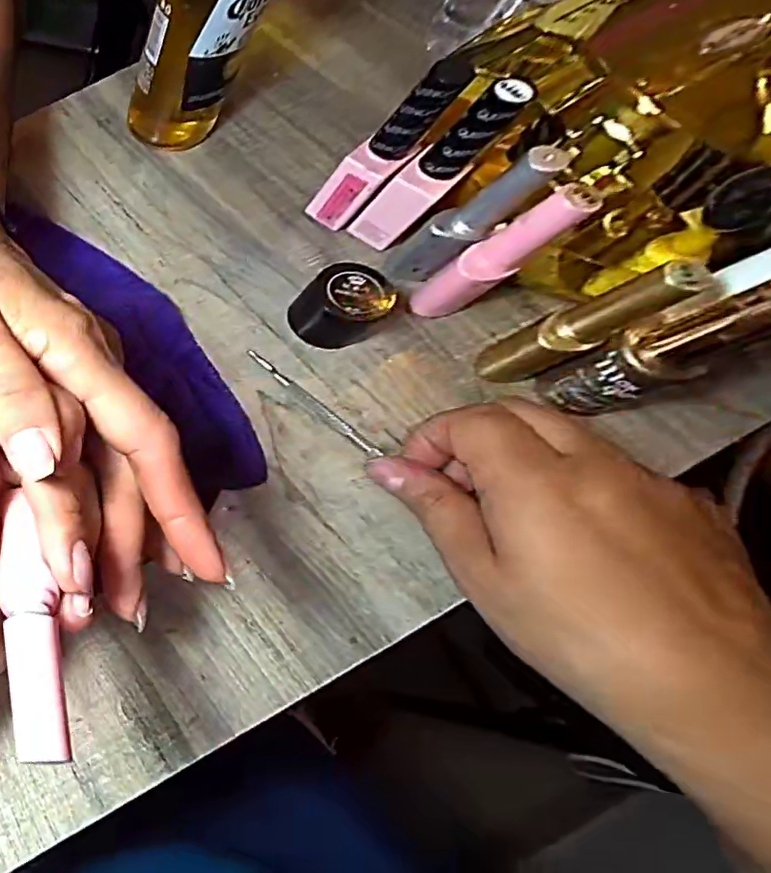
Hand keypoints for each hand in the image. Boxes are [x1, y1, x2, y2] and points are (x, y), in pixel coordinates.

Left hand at [0, 188, 226, 620]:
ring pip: (120, 451)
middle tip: (138, 602)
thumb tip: (50, 463)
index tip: (193, 567)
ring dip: (128, 516)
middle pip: (136, 455)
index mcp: (77, 354)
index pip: (137, 437)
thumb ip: (7, 394)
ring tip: (126, 581)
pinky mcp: (72, 372)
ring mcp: (88, 367)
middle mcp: (97, 362)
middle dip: (148, 529)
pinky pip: (102, 435)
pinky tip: (108, 519)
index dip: (169, 504)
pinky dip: (108, 481)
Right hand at [366, 399, 770, 738]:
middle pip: (520, 412)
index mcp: (539, 482)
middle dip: (473, 433)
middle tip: (455, 483)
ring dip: (524, 451)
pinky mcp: (692, 509)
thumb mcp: (481, 575)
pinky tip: (575, 530)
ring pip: (570, 436)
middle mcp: (599, 469)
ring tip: (511, 509)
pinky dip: (578, 476)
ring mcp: (653, 486)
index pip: (471, 421)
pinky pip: (619, 468)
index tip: (417, 473)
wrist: (719, 696)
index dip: (431, 438)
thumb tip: (389, 468)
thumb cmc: (578, 638)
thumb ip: (435, 509)